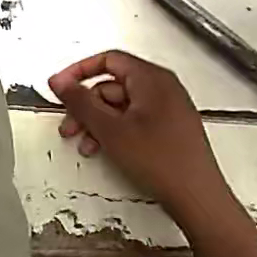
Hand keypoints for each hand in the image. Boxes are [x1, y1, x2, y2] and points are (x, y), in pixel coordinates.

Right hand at [48, 50, 239, 227]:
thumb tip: (60, 81)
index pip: (108, 60)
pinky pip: (135, 120)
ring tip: (86, 144)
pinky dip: (116, 131)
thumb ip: (80, 102)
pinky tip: (106, 150)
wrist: (195, 196)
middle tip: (70, 125)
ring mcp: (169, 108)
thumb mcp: (110, 129)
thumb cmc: (163, 161)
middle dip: (86, 106)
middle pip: (112, 85)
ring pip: (121, 106)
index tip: (61, 87)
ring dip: (98, 123)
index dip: (79, 72)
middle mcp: (163, 88)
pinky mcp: (170, 128)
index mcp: (152, 78)